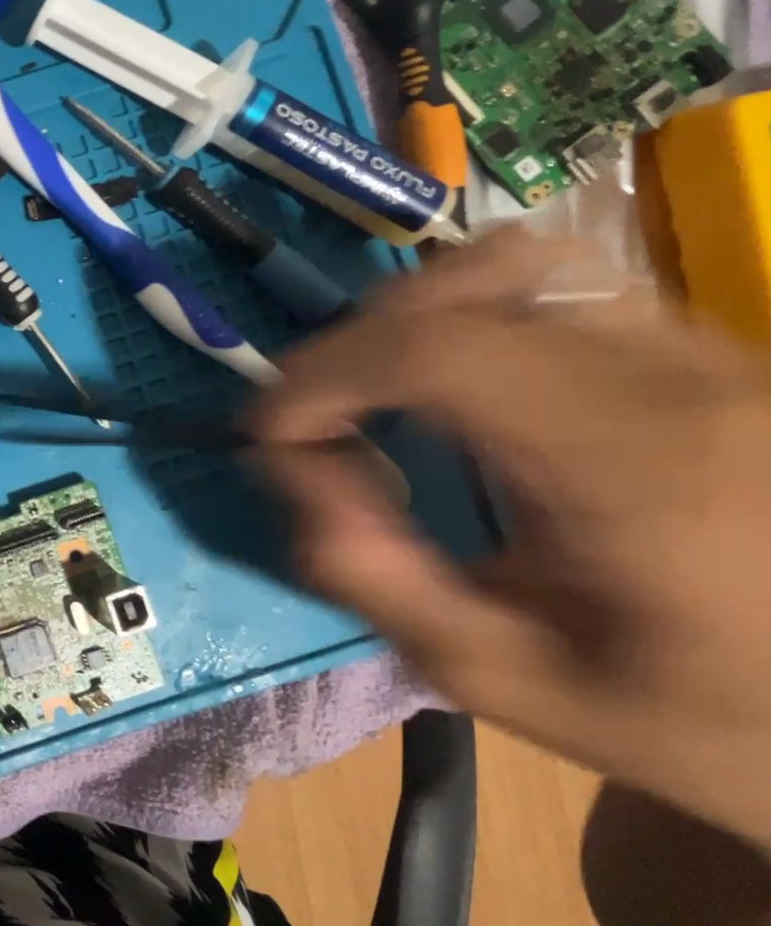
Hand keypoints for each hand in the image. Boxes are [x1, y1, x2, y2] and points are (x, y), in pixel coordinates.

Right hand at [250, 232, 770, 848]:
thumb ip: (376, 579)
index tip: (269, 432)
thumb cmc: (697, 716)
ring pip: (519, 262)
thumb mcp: (507, 682)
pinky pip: (556, 287)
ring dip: (413, 316)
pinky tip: (453, 383)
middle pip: (477, 278)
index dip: (324, 373)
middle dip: (357, 340)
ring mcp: (707, 351)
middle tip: (317, 415)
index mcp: (637, 470)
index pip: (441, 350)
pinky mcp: (710, 350)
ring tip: (376, 388)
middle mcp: (679, 380)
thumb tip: (290, 473)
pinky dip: (469, 315)